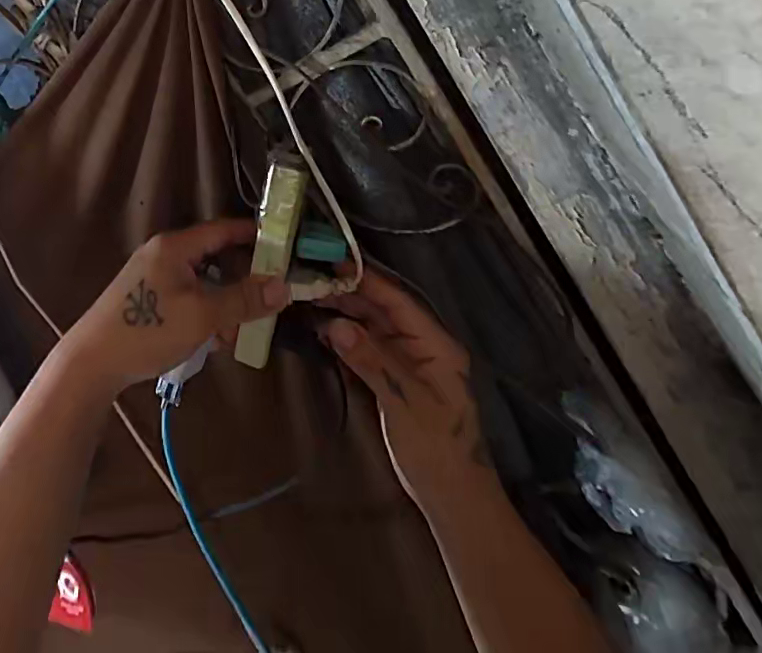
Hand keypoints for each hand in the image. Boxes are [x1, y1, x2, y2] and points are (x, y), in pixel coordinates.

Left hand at [57, 219, 288, 394]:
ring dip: (223, 305)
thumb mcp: (202, 316)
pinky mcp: (148, 299)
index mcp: (174, 247)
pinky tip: (213, 341)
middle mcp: (164, 254)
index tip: (285, 245)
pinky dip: (205, 314)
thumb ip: (243, 299)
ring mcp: (154, 277)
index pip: (223, 230)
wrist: (92, 361)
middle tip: (267, 302)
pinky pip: (188, 297)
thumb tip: (283, 287)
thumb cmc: (148, 330)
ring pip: (203, 282)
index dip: (255, 235)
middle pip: (215, 258)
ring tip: (235, 333)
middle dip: (242, 282)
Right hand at [317, 269, 483, 510]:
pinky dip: (345, 334)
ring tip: (309, 297)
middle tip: (309, 280)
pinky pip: (368, 344)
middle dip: (349, 293)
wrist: (452, 497)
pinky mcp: (394, 375)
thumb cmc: (438, 449)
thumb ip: (372, 360)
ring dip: (344, 311)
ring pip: (373, 324)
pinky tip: (322, 327)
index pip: (399, 301)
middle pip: (383, 309)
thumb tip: (336, 324)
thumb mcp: (404, 403)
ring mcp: (409, 360)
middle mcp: (423, 345)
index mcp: (436, 345)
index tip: (332, 264)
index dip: (367, 280)